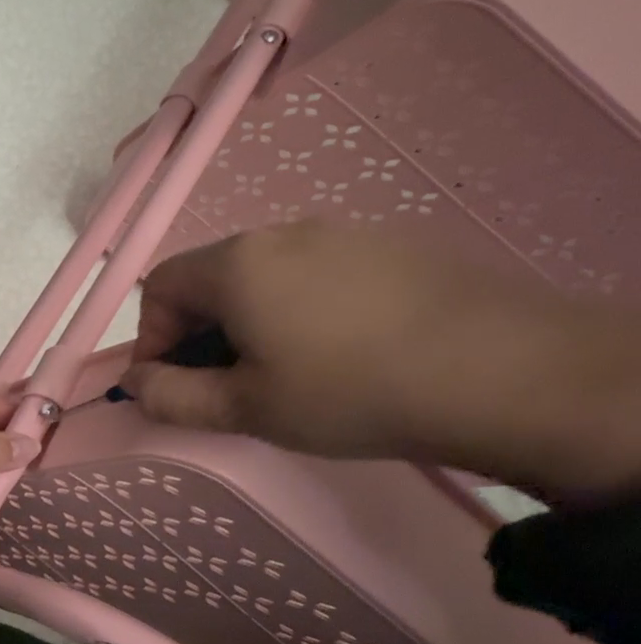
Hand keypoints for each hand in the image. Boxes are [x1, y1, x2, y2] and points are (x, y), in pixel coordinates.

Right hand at [121, 221, 640, 496]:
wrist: (510, 376)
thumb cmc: (347, 392)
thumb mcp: (241, 409)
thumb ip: (169, 396)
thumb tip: (135, 381)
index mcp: (236, 265)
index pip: (159, 287)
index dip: (151, 338)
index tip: (172, 384)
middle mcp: (284, 234)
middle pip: (212, 278)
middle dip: (200, 332)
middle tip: (226, 386)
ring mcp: (347, 235)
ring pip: (267, 277)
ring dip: (252, 322)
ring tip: (287, 373)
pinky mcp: (397, 248)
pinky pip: (320, 275)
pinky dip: (304, 311)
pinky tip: (342, 354)